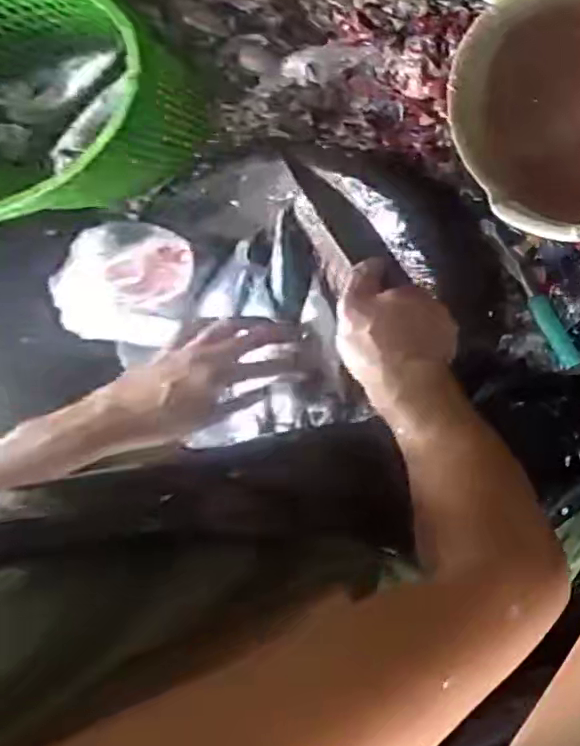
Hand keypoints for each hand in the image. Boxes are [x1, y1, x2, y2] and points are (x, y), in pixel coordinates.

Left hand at [92, 317, 304, 451]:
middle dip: (281, 332)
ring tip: (265, 322)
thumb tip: (270, 389)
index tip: (310, 363)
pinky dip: (211, 323)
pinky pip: (193, 327)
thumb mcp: (207, 418)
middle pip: (252, 335)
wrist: (102, 421)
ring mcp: (186, 348)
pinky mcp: (168, 349)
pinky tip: (219, 324)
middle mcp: (207, 354)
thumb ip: (242, 401)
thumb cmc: (159, 424)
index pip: (268, 364)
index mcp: (221, 373)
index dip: (293, 363)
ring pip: (224, 324)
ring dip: (250, 321)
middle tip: (299, 332)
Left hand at [337, 260, 457, 405]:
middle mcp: (342, 325)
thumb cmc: (416, 336)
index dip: (376, 265)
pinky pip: (374, 348)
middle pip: (359, 304)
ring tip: (406, 323)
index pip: (361, 274)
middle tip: (399, 295)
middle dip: (377, 299)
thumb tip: (400, 291)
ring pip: (364, 328)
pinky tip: (406, 346)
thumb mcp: (422, 302)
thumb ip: (408, 292)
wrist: (409, 387)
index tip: (385, 261)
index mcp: (353, 303)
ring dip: (381, 323)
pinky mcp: (362, 372)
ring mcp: (349, 351)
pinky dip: (387, 343)